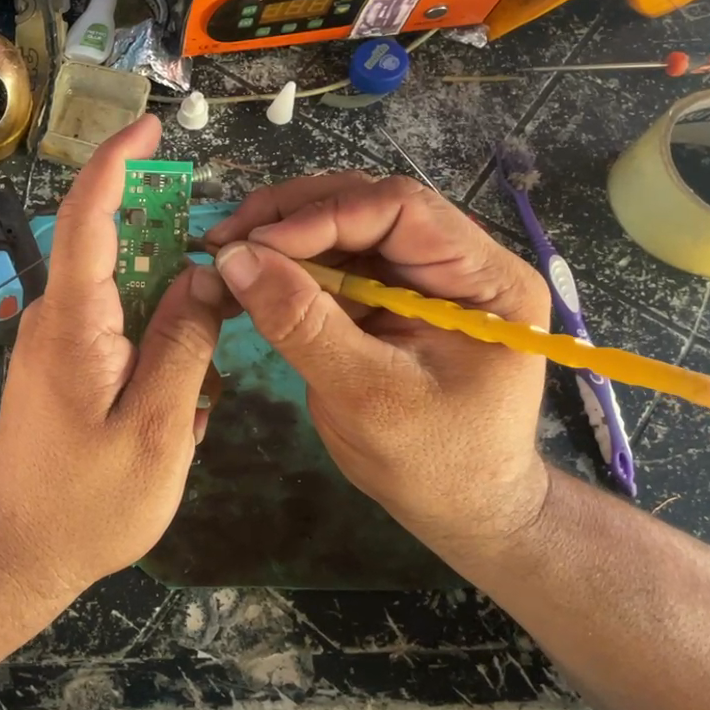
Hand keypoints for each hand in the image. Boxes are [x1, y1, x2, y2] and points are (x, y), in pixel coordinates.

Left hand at [0, 116, 226, 600]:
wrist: (18, 547)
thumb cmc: (86, 501)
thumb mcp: (155, 428)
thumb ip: (184, 344)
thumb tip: (208, 277)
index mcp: (75, 318)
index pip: (90, 215)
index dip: (118, 162)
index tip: (151, 127)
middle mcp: (57, 313)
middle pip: (114, 247)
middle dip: (170, 246)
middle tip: (224, 285)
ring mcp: (56, 336)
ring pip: (122, 289)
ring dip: (170, 307)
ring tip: (201, 368)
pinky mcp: (63, 359)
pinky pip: (117, 323)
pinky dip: (155, 338)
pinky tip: (178, 393)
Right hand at [204, 175, 551, 556]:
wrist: (459, 507)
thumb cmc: (432, 461)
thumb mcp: (363, 395)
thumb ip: (301, 323)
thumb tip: (232, 257)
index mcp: (482, 279)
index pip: (401, 209)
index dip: (323, 216)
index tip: (257, 246)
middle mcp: (453, 261)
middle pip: (364, 203)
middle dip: (290, 215)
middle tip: (227, 240)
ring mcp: (414, 274)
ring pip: (339, 222)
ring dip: (278, 232)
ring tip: (228, 252)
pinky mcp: (380, 291)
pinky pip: (326, 257)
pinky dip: (280, 260)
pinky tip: (244, 273)